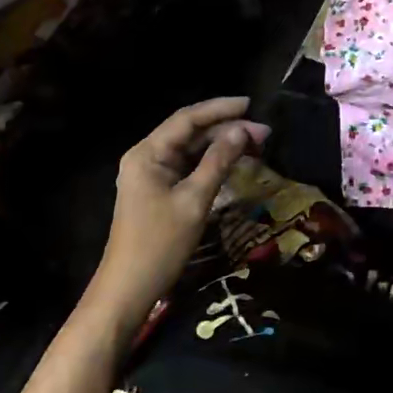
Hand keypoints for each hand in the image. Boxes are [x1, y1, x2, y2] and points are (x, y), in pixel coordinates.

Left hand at [93, 97, 269, 317]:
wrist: (129, 288)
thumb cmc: (160, 244)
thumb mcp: (194, 201)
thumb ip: (218, 162)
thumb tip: (241, 131)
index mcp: (147, 153)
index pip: (187, 119)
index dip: (220, 109)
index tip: (251, 104)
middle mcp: (145, 156)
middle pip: (189, 132)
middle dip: (225, 129)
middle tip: (263, 133)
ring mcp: (150, 174)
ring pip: (189, 150)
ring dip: (220, 145)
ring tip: (255, 143)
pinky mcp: (157, 190)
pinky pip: (186, 167)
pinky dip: (209, 162)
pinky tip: (233, 161)